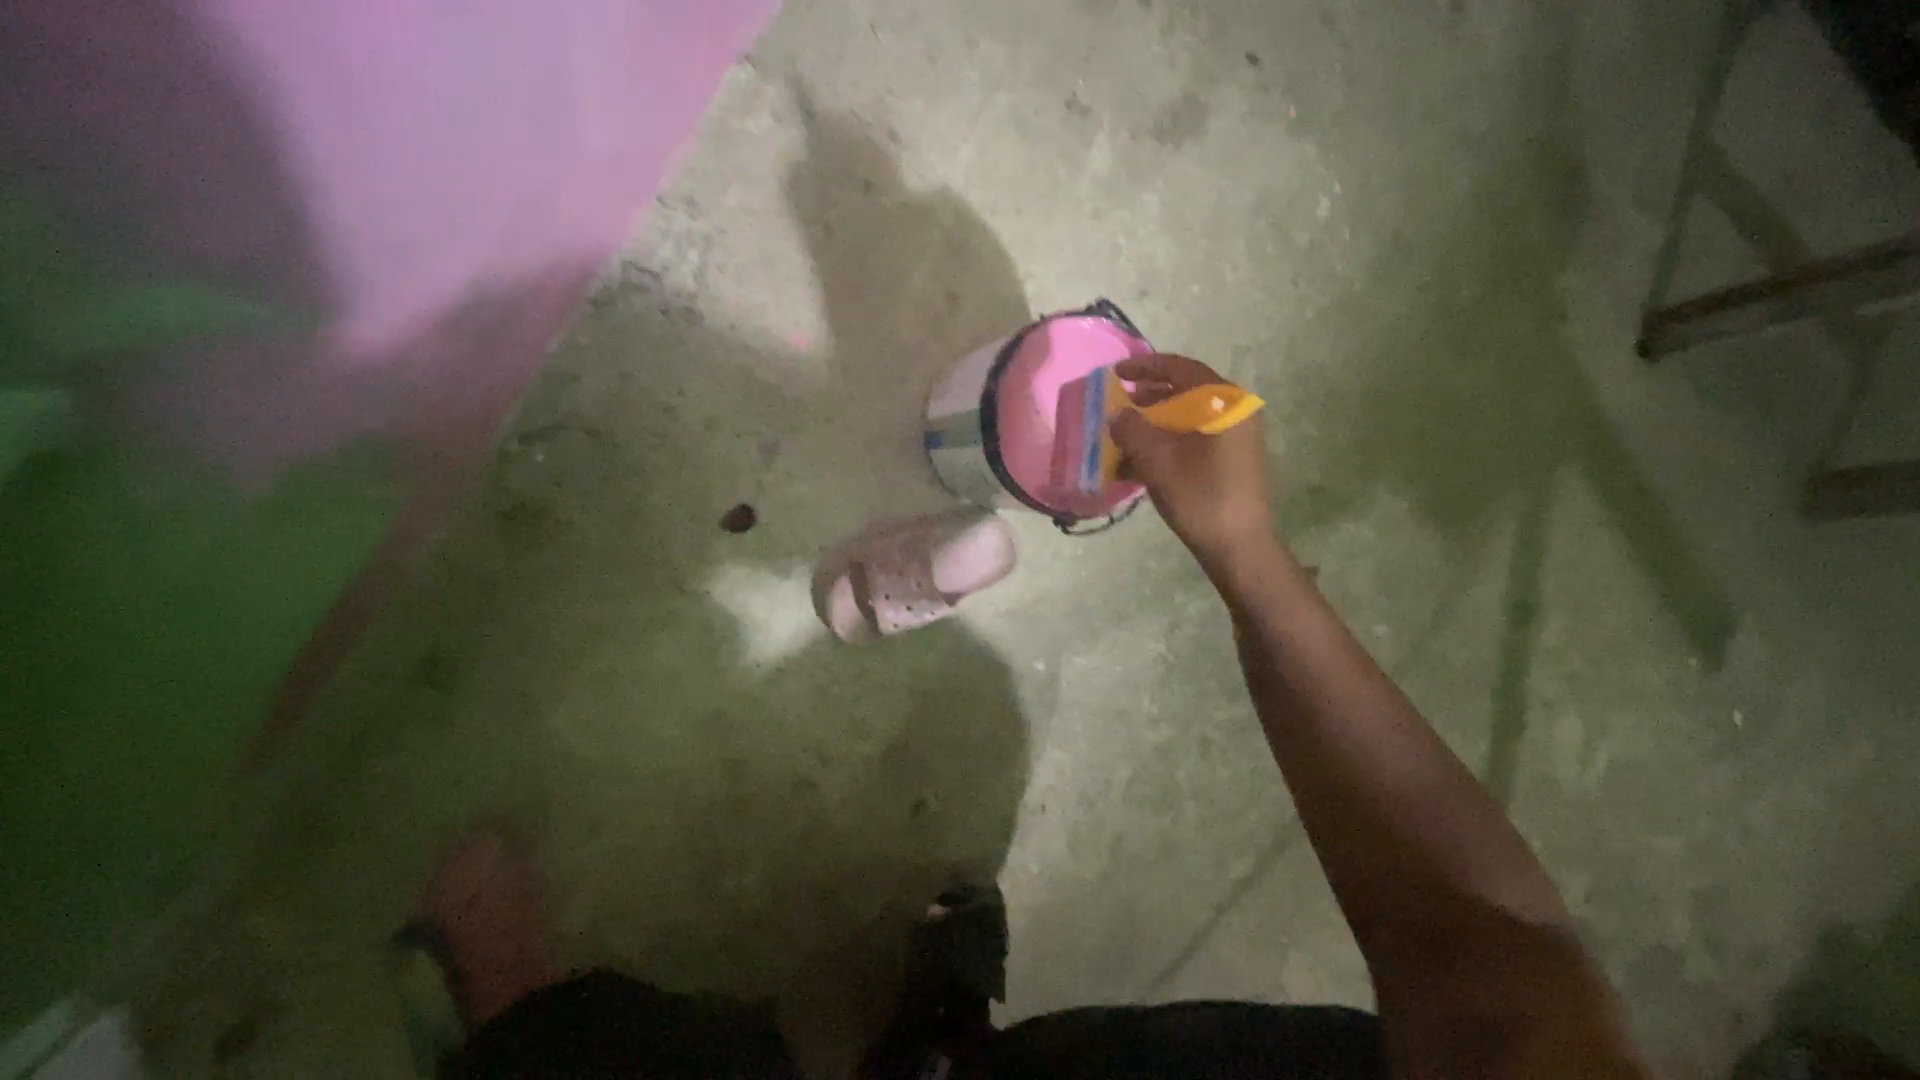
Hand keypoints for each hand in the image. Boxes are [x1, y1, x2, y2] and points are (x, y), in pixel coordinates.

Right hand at [1111, 354, 1275, 567]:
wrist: (1239, 547)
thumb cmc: (1200, 498)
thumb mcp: (1158, 462)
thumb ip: (1132, 429)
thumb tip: (1116, 413)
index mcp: (1225, 402)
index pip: (1181, 368)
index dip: (1146, 367)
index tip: (1116, 373)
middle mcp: (1235, 412)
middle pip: (1185, 391)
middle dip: (1148, 398)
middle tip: (1118, 405)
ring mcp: (1236, 437)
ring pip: (1187, 418)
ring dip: (1153, 424)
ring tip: (1122, 437)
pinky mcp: (1231, 460)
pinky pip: (1194, 439)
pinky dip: (1166, 443)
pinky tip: (1138, 463)